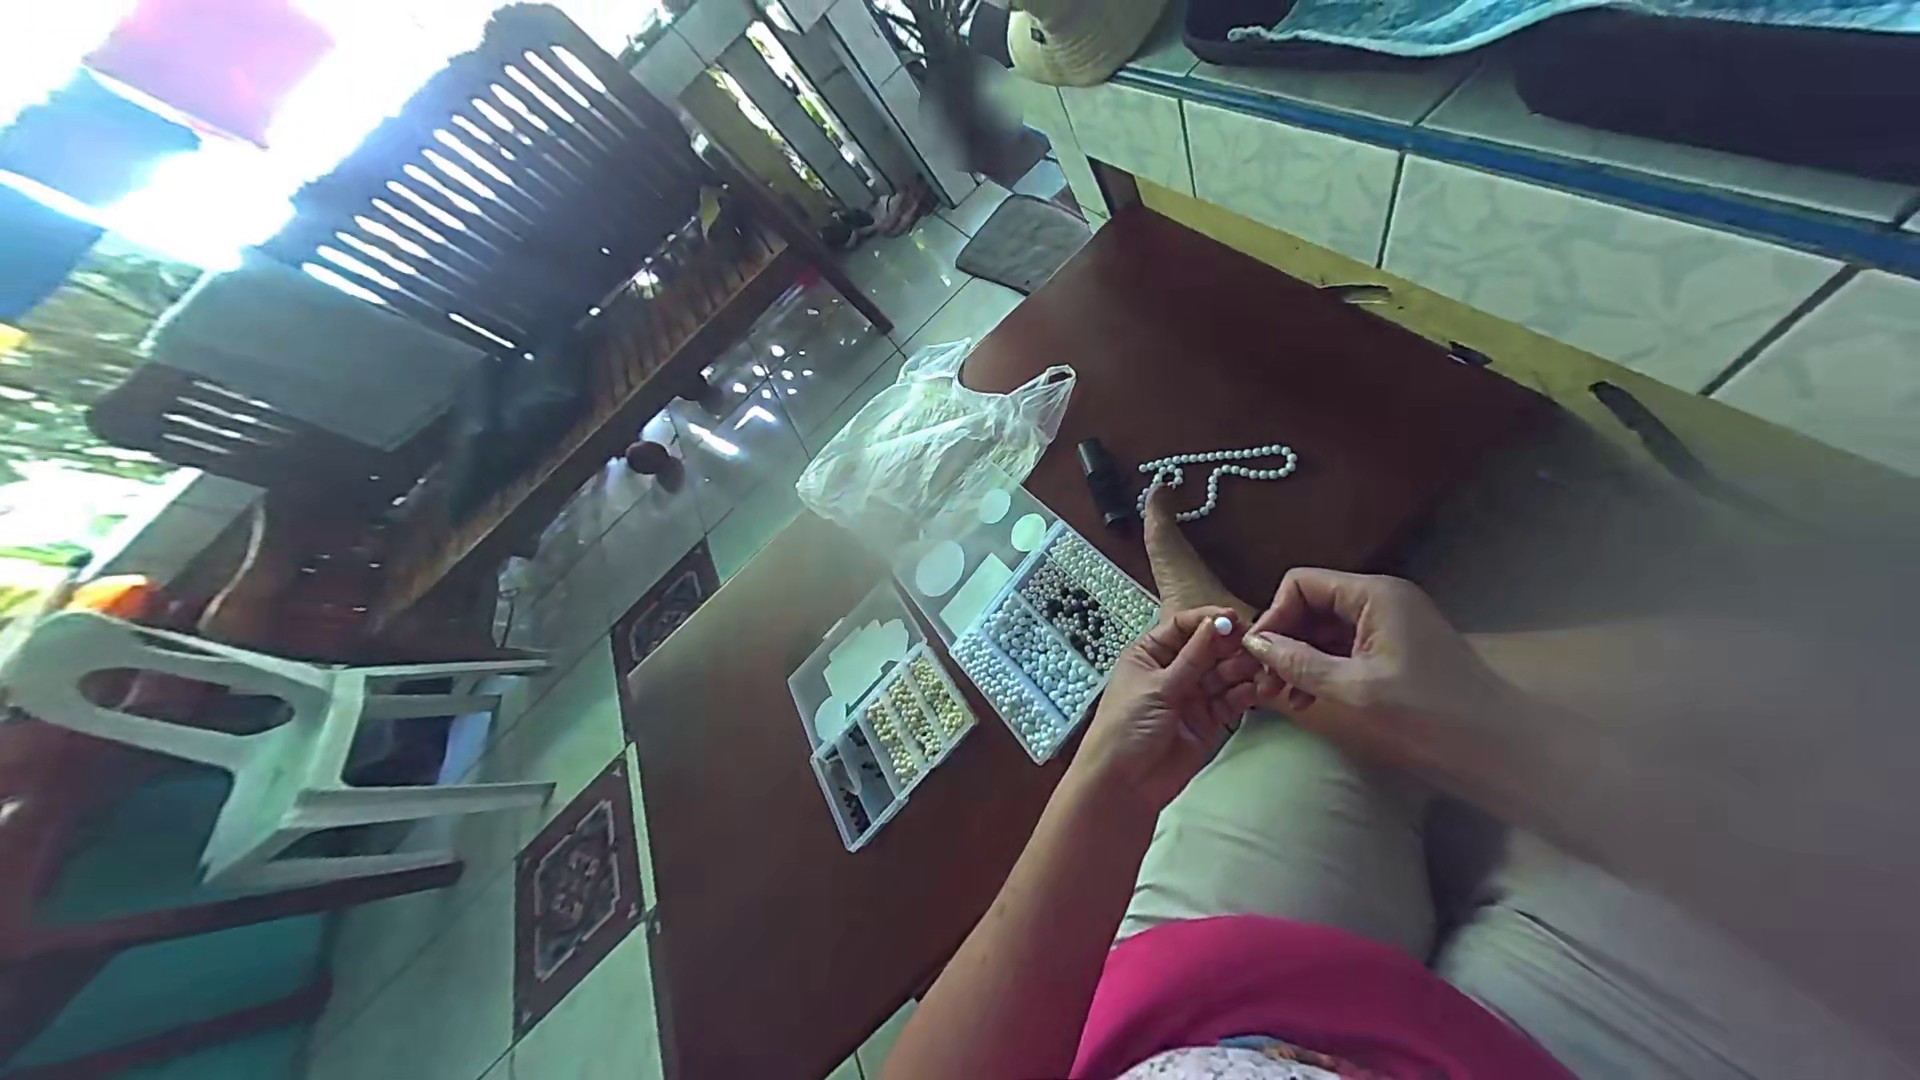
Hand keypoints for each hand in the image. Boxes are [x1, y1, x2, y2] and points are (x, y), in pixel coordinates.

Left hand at [1073, 606, 1262, 809]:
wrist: (1124, 783)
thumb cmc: (1127, 726)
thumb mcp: (1159, 686)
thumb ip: (1193, 657)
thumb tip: (1218, 622)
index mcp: (1149, 653)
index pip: (1182, 626)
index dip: (1208, 621)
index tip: (1235, 618)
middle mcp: (1172, 670)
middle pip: (1208, 648)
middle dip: (1230, 646)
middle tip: (1255, 646)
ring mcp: (1191, 694)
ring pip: (1223, 673)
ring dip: (1242, 669)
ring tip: (1260, 668)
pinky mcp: (1208, 719)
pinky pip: (1231, 699)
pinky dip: (1246, 693)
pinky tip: (1260, 689)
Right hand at [1240, 569, 1517, 768]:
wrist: (1508, 754)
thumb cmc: (1433, 715)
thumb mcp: (1355, 689)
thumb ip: (1298, 662)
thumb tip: (1253, 643)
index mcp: (1374, 595)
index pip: (1300, 584)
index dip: (1274, 616)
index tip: (1259, 655)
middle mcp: (1378, 600)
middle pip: (1307, 606)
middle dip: (1281, 641)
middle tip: (1264, 682)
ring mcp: (1385, 625)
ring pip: (1319, 629)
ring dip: (1294, 659)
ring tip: (1280, 695)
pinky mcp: (1389, 650)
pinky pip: (1337, 649)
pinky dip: (1316, 669)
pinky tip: (1304, 698)